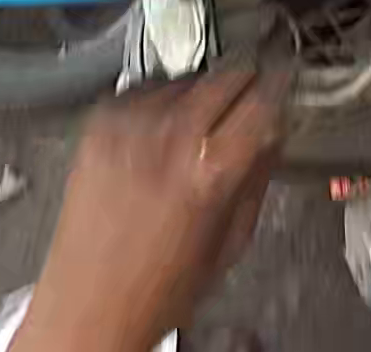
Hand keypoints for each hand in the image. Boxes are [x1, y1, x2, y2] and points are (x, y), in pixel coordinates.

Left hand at [12, 68, 292, 351]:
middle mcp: (170, 134)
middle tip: (247, 90)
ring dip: (199, 93)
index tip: (282, 74)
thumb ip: (257, 177)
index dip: (277, 83)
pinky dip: (160, 101)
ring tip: (193, 130)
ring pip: (185, 79)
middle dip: (243, 78)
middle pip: (224, 75)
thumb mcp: (229, 243)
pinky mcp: (103, 116)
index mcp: (209, 170)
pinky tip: (157, 134)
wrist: (88, 297)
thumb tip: (274, 130)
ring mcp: (132, 119)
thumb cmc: (161, 284)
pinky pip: (147, 88)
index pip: (260, 99)